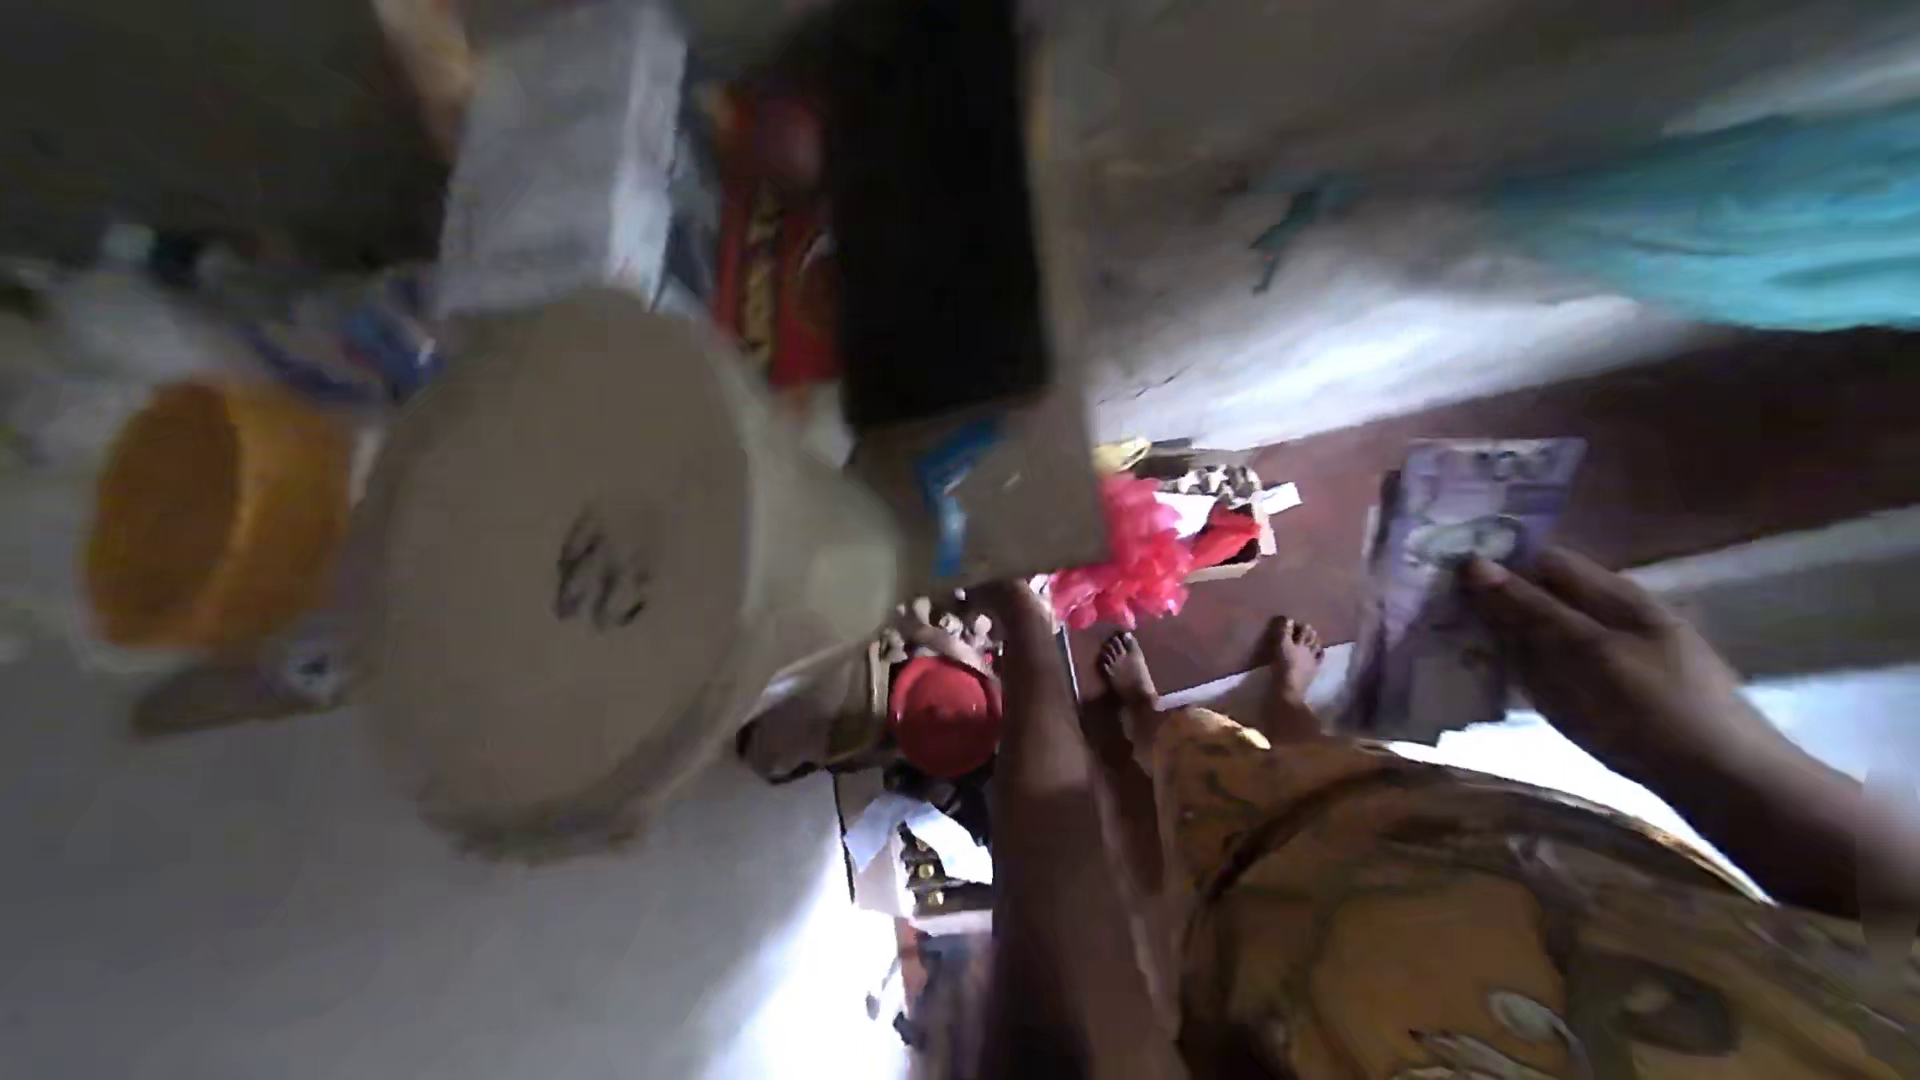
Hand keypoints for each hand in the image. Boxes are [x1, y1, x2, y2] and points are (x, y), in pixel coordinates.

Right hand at [1462, 547, 1788, 785]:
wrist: (1716, 779)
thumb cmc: (1653, 705)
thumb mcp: (1585, 649)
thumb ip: (1529, 606)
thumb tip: (1473, 563)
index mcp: (1611, 595)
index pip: (1539, 560)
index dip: (1499, 564)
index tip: (1449, 576)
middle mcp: (1599, 615)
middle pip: (1531, 592)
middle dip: (1487, 598)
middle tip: (1437, 609)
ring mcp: (1590, 651)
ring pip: (1524, 626)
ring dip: (1490, 630)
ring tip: (1446, 637)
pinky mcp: (1580, 683)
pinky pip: (1529, 658)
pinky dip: (1505, 659)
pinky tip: (1480, 668)